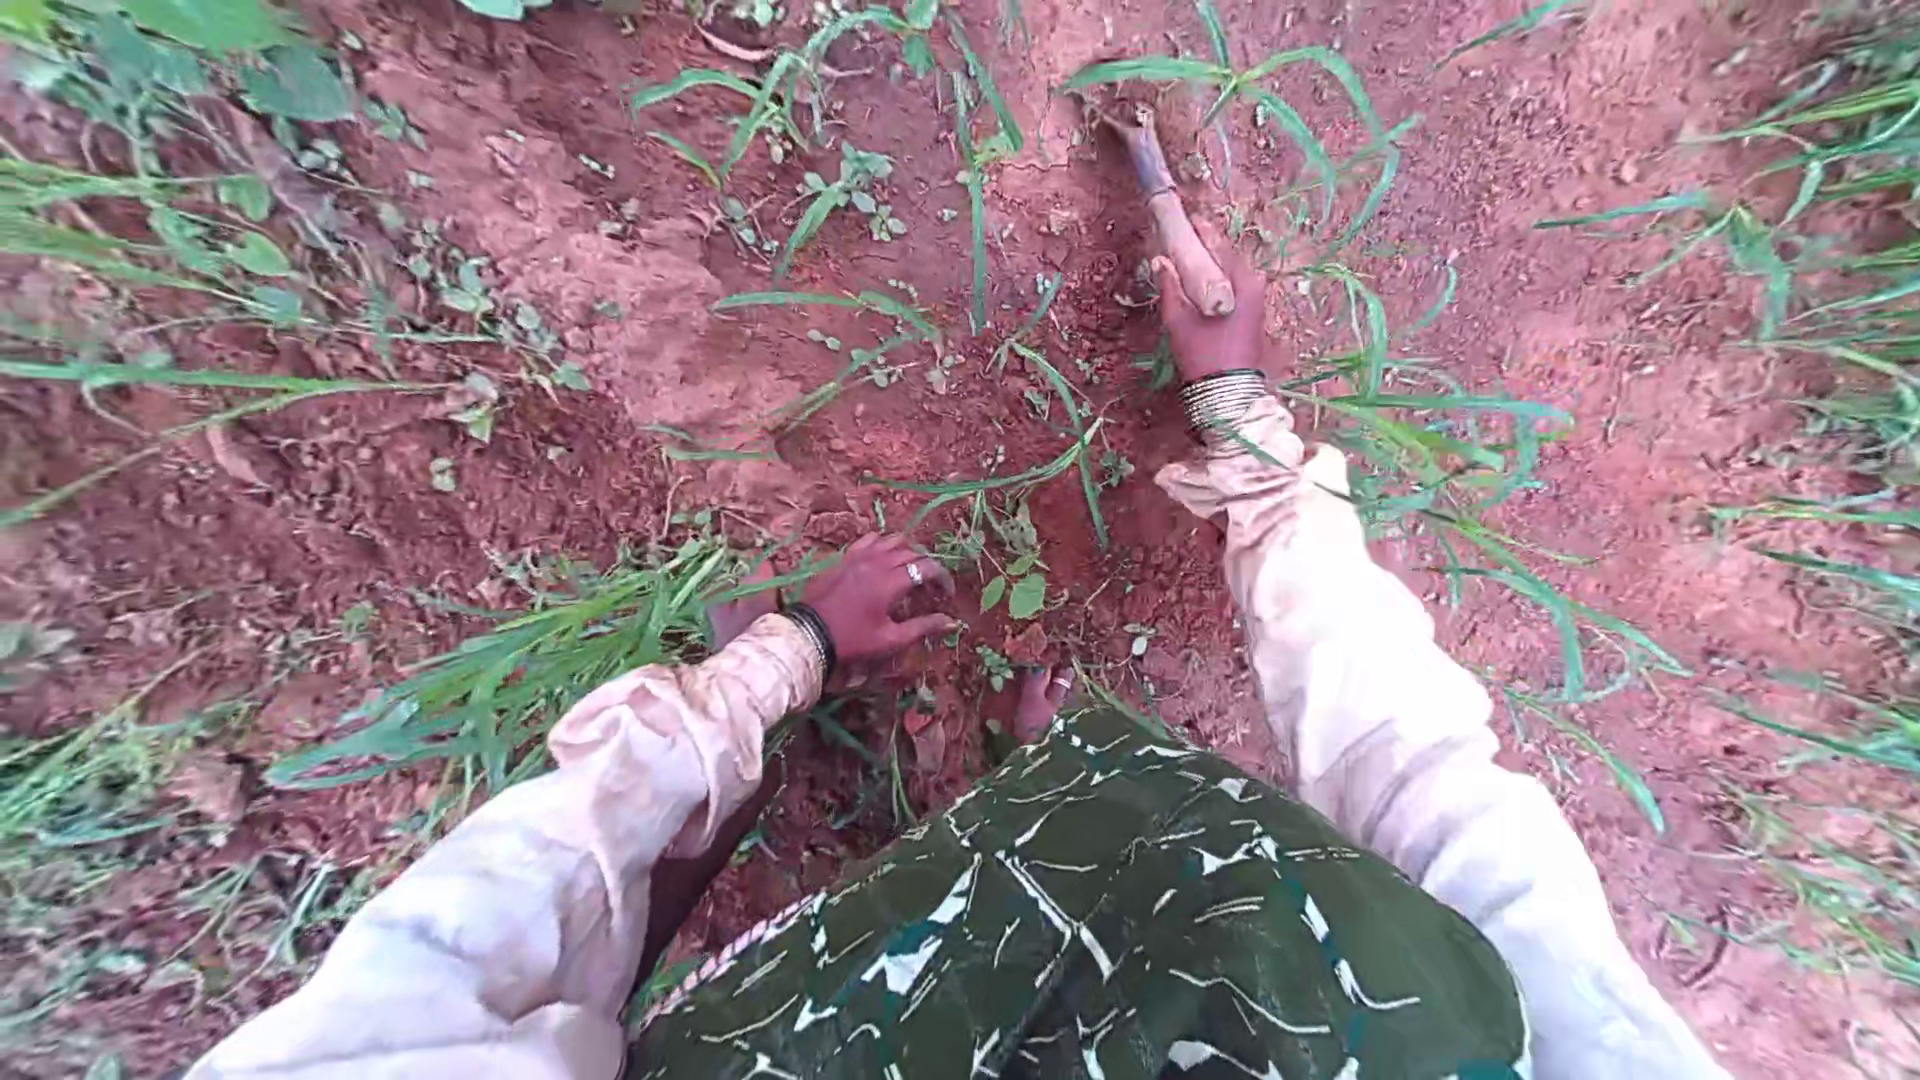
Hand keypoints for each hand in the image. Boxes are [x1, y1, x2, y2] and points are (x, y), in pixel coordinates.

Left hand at [801, 533, 956, 666]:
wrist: (809, 634)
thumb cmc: (852, 640)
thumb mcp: (890, 639)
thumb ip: (922, 627)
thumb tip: (951, 621)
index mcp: (891, 582)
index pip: (927, 568)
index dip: (942, 578)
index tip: (946, 594)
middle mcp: (877, 562)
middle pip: (912, 552)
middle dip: (927, 566)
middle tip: (931, 585)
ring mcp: (859, 556)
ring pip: (892, 540)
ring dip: (907, 551)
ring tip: (910, 569)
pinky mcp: (845, 557)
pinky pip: (870, 540)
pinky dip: (883, 544)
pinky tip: (884, 557)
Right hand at [1153, 224, 1268, 381]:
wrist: (1227, 390)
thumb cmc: (1202, 353)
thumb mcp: (1179, 320)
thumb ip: (1170, 287)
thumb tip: (1161, 260)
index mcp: (1238, 277)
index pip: (1216, 240)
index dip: (1197, 228)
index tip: (1181, 217)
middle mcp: (1252, 280)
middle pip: (1223, 254)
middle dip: (1201, 246)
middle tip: (1178, 239)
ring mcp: (1255, 296)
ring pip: (1226, 270)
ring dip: (1207, 264)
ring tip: (1183, 261)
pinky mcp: (1252, 311)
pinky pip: (1231, 285)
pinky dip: (1214, 280)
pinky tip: (1196, 285)